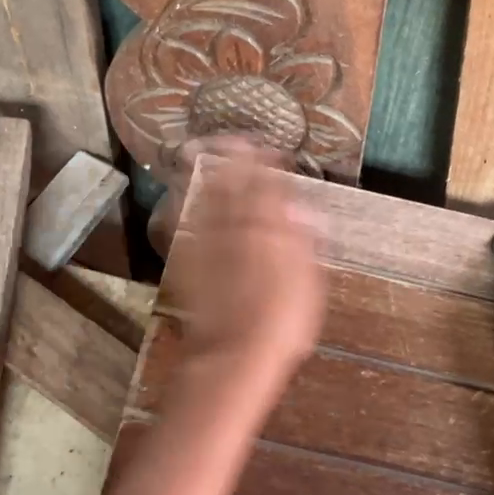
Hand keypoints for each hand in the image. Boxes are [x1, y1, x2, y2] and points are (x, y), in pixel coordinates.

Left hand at [176, 142, 324, 374]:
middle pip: (234, 181)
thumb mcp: (309, 282)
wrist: (235, 354)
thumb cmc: (284, 322)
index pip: (269, 183)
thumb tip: (301, 211)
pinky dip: (186, 202)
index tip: (273, 152)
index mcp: (271, 227)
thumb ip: (304, 242)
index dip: (269, 164)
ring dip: (210, 173)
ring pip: (206, 196)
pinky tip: (184, 194)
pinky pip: (184, 221)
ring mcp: (207, 241)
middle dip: (236, 157)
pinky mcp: (187, 259)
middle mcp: (236, 225)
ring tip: (210, 155)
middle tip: (238, 140)